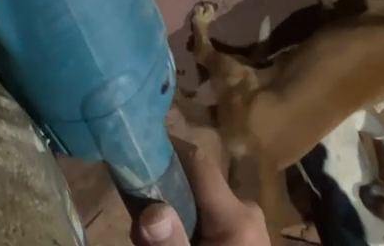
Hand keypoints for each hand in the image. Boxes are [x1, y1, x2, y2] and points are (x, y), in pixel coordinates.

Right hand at [133, 140, 267, 245]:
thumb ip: (169, 244)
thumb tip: (149, 211)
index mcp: (235, 214)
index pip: (196, 160)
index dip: (166, 147)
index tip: (134, 148)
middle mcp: (246, 210)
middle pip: (193, 184)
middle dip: (162, 195)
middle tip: (136, 222)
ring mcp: (249, 226)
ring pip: (199, 203)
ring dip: (174, 216)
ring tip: (152, 244)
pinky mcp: (246, 239)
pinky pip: (211, 220)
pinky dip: (190, 228)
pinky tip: (177, 245)